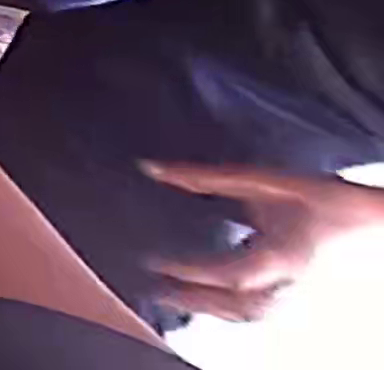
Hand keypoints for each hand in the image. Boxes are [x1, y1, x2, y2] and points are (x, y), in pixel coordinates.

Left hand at [142, 160, 383, 320]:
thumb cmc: (334, 200)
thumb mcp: (267, 181)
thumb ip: (206, 177)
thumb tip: (148, 167)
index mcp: (287, 257)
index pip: (233, 275)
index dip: (192, 273)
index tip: (152, 263)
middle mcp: (301, 283)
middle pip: (246, 305)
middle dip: (199, 303)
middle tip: (153, 294)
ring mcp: (315, 294)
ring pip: (264, 314)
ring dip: (219, 311)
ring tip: (176, 301)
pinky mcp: (319, 294)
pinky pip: (278, 311)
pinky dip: (243, 311)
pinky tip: (217, 305)